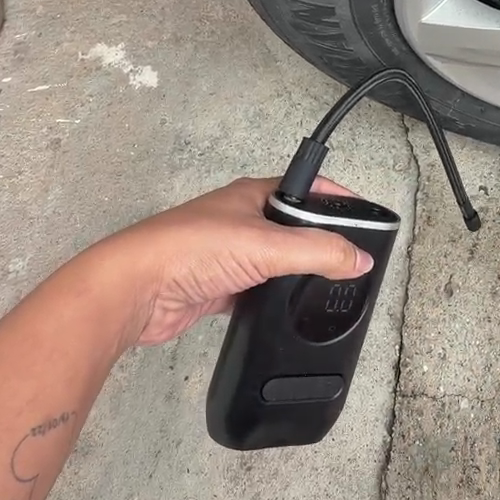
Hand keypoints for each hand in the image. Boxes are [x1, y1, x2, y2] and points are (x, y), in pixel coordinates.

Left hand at [84, 176, 373, 346]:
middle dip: (321, 240)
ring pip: (276, 261)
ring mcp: (229, 254)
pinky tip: (287, 310)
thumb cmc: (188, 249)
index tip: (365, 215)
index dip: (337, 198)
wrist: (134, 290)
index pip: (308, 189)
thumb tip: (359, 257)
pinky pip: (257, 291)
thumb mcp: (266, 245)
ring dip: (295, 273)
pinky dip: (273, 300)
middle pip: (294, 226)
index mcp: (253, 195)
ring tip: (325, 286)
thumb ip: (318, 252)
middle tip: (351, 257)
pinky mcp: (218, 286)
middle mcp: (242, 219)